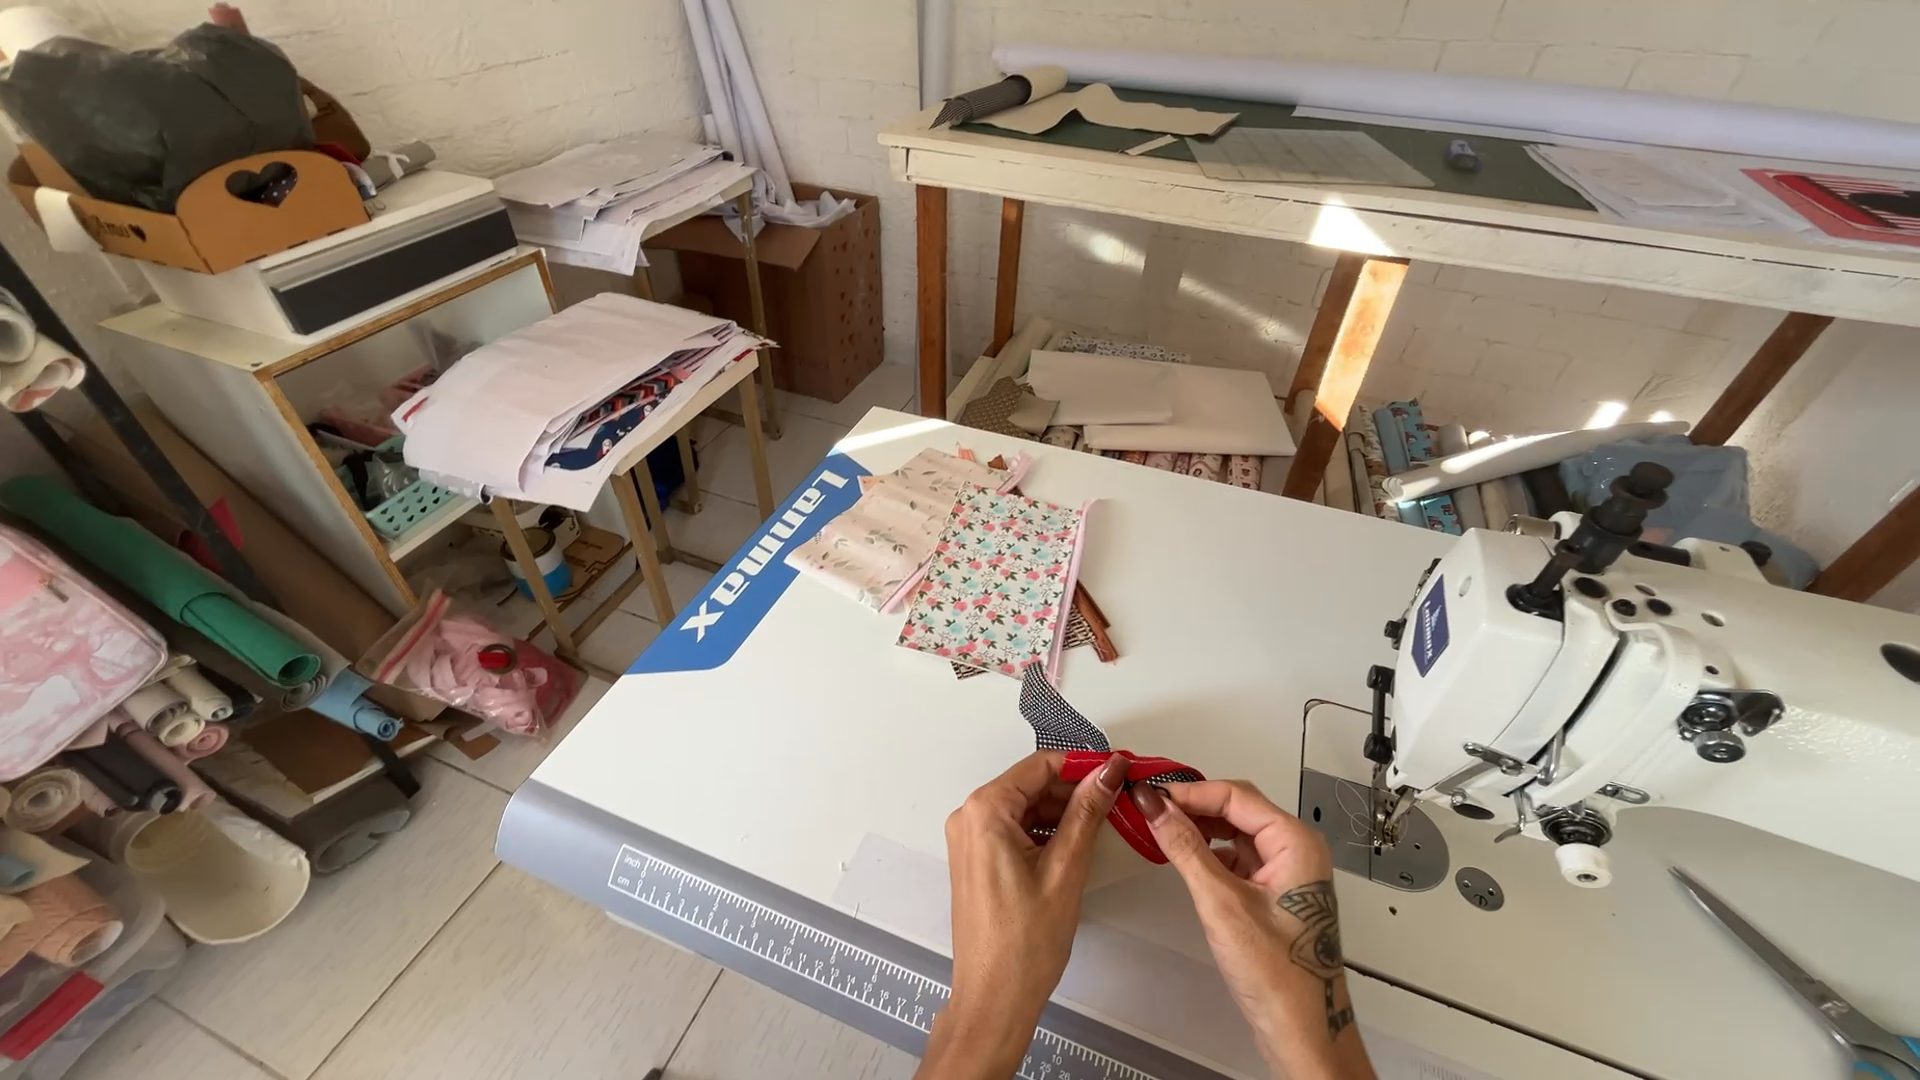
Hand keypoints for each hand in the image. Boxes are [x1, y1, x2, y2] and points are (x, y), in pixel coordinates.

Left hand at [915, 751, 1128, 1079]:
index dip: (1082, 765)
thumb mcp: (1065, 868)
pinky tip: (1073, 843)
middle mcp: (969, 816)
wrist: (994, 999)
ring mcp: (970, 838)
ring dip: (1061, 811)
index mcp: (985, 811)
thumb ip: (1087, 812)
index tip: (1115, 770)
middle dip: (1073, 789)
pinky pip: (1013, 827)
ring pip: (1024, 806)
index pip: (1040, 766)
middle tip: (1116, 798)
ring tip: (1102, 822)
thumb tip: (1107, 772)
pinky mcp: (976, 857)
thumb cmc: (1025, 943)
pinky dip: (1044, 830)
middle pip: (1030, 784)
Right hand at [1133, 781, 1376, 1079]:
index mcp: (1295, 842)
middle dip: (1193, 805)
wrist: (1303, 1035)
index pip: (1234, 796)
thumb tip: (1154, 805)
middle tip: (1150, 808)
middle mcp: (1296, 848)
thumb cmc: (1276, 974)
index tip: (1149, 795)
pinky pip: (1236, 853)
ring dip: (1198, 826)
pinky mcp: (1274, 889)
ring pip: (1234, 829)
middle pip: (1236, 807)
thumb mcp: (1220, 902)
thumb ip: (1184, 846)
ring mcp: (1287, 869)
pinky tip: (1183, 854)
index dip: (1189, 791)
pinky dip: (1208, 849)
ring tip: (1161, 827)